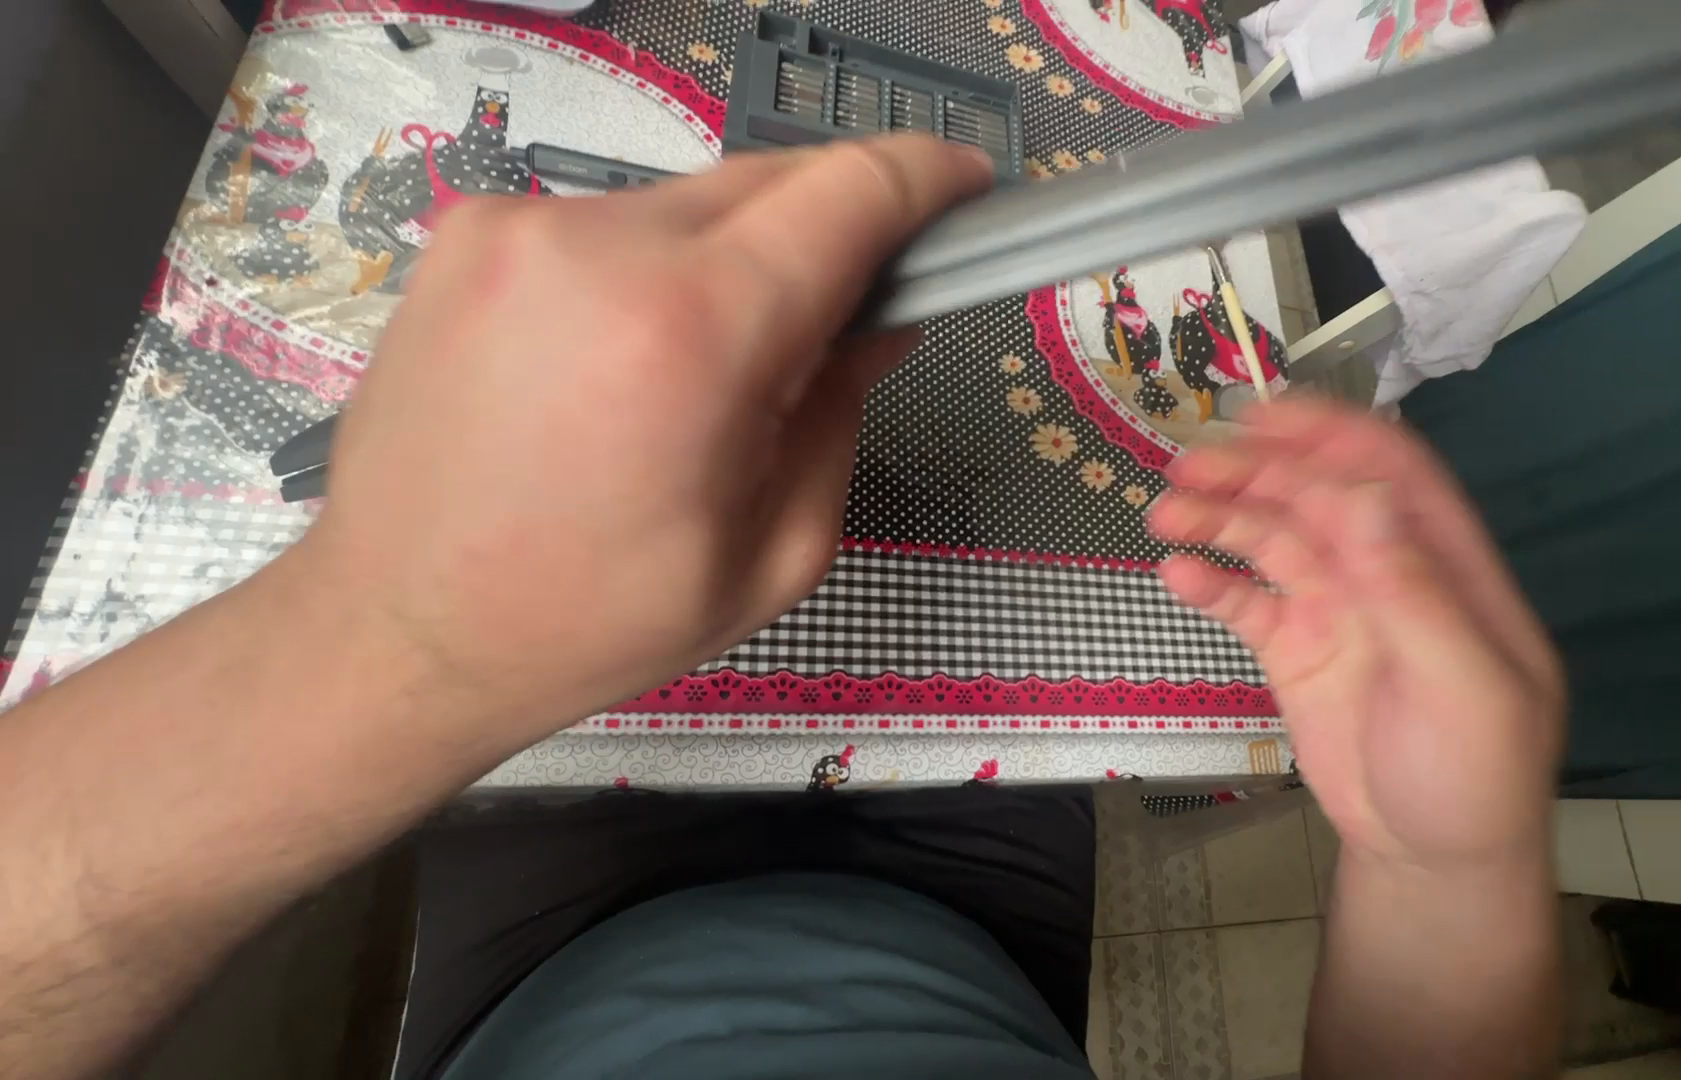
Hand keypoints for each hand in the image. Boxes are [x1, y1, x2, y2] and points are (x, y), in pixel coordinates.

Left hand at [291, 136, 993, 735]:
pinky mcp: (472, 234)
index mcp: (695, 339)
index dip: (927, 178)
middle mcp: (600, 247)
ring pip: (701, 199)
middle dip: (845, 224)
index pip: (848, 196)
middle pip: (778, 179)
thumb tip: (881, 319)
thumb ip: (845, 414)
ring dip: (757, 253)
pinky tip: (660, 347)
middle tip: (866, 300)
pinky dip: (677, 263)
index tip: (968, 189)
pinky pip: (625, 221)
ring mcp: (520, 226)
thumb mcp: (778, 549)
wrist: (402, 633)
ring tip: (748, 352)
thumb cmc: (604, 620)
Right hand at [1149, 396, 1564, 869]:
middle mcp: (1379, 569)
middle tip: (1187, 465)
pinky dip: (1210, 583)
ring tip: (1164, 514)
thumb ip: (1416, 595)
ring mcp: (1330, 604)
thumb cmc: (1471, 774)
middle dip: (1252, 471)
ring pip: (1267, 539)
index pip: (1384, 471)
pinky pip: (1243, 600)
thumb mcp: (1467, 689)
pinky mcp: (1290, 643)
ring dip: (1217, 519)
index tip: (1261, 415)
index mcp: (1437, 563)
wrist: (1426, 853)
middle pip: (1310, 495)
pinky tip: (1176, 574)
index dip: (1327, 432)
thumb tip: (1364, 499)